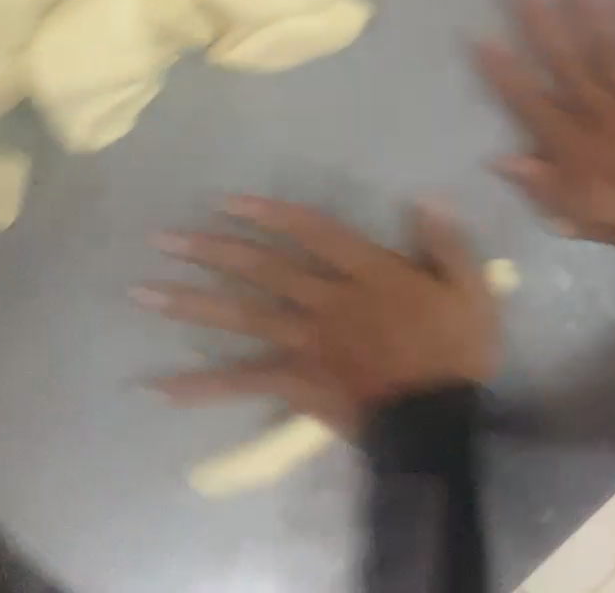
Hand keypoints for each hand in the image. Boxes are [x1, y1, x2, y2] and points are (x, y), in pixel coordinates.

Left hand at [133, 197, 498, 433]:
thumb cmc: (456, 346)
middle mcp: (331, 301)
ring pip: (246, 318)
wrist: (434, 414)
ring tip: (144, 292)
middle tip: (165, 240)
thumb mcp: (470, 287)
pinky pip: (244, 381)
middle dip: (216, 252)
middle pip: (268, 271)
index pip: (318, 235)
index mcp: (373, 274)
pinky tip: (157, 387)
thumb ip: (445, 244)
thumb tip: (427, 199)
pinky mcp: (299, 380)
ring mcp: (310, 342)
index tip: (230, 202)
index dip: (275, 216)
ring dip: (193, 305)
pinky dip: (201, 385)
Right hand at [475, 0, 614, 253]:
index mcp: (568, 139)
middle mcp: (594, 107)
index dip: (501, 70)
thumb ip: (539, 183)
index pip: (525, 99)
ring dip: (587, 9)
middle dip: (541, 21)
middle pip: (563, 58)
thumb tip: (499, 159)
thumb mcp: (576, 213)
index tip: (481, 38)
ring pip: (605, 44)